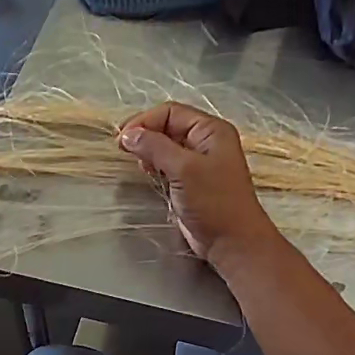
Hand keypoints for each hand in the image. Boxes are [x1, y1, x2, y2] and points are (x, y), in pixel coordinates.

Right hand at [117, 102, 281, 267]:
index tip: (123, 139)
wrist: (232, 241)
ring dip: (150, 152)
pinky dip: (156, 167)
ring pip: (168, 148)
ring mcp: (200, 164)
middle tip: (125, 151)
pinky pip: (170, 167)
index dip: (145, 121)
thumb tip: (128, 135)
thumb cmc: (213, 202)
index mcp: (211, 131)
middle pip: (169, 128)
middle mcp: (206, 143)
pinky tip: (148, 174)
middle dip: (146, 136)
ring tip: (139, 164)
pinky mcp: (193, 184)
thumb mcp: (183, 169)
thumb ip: (155, 147)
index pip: (171, 113)